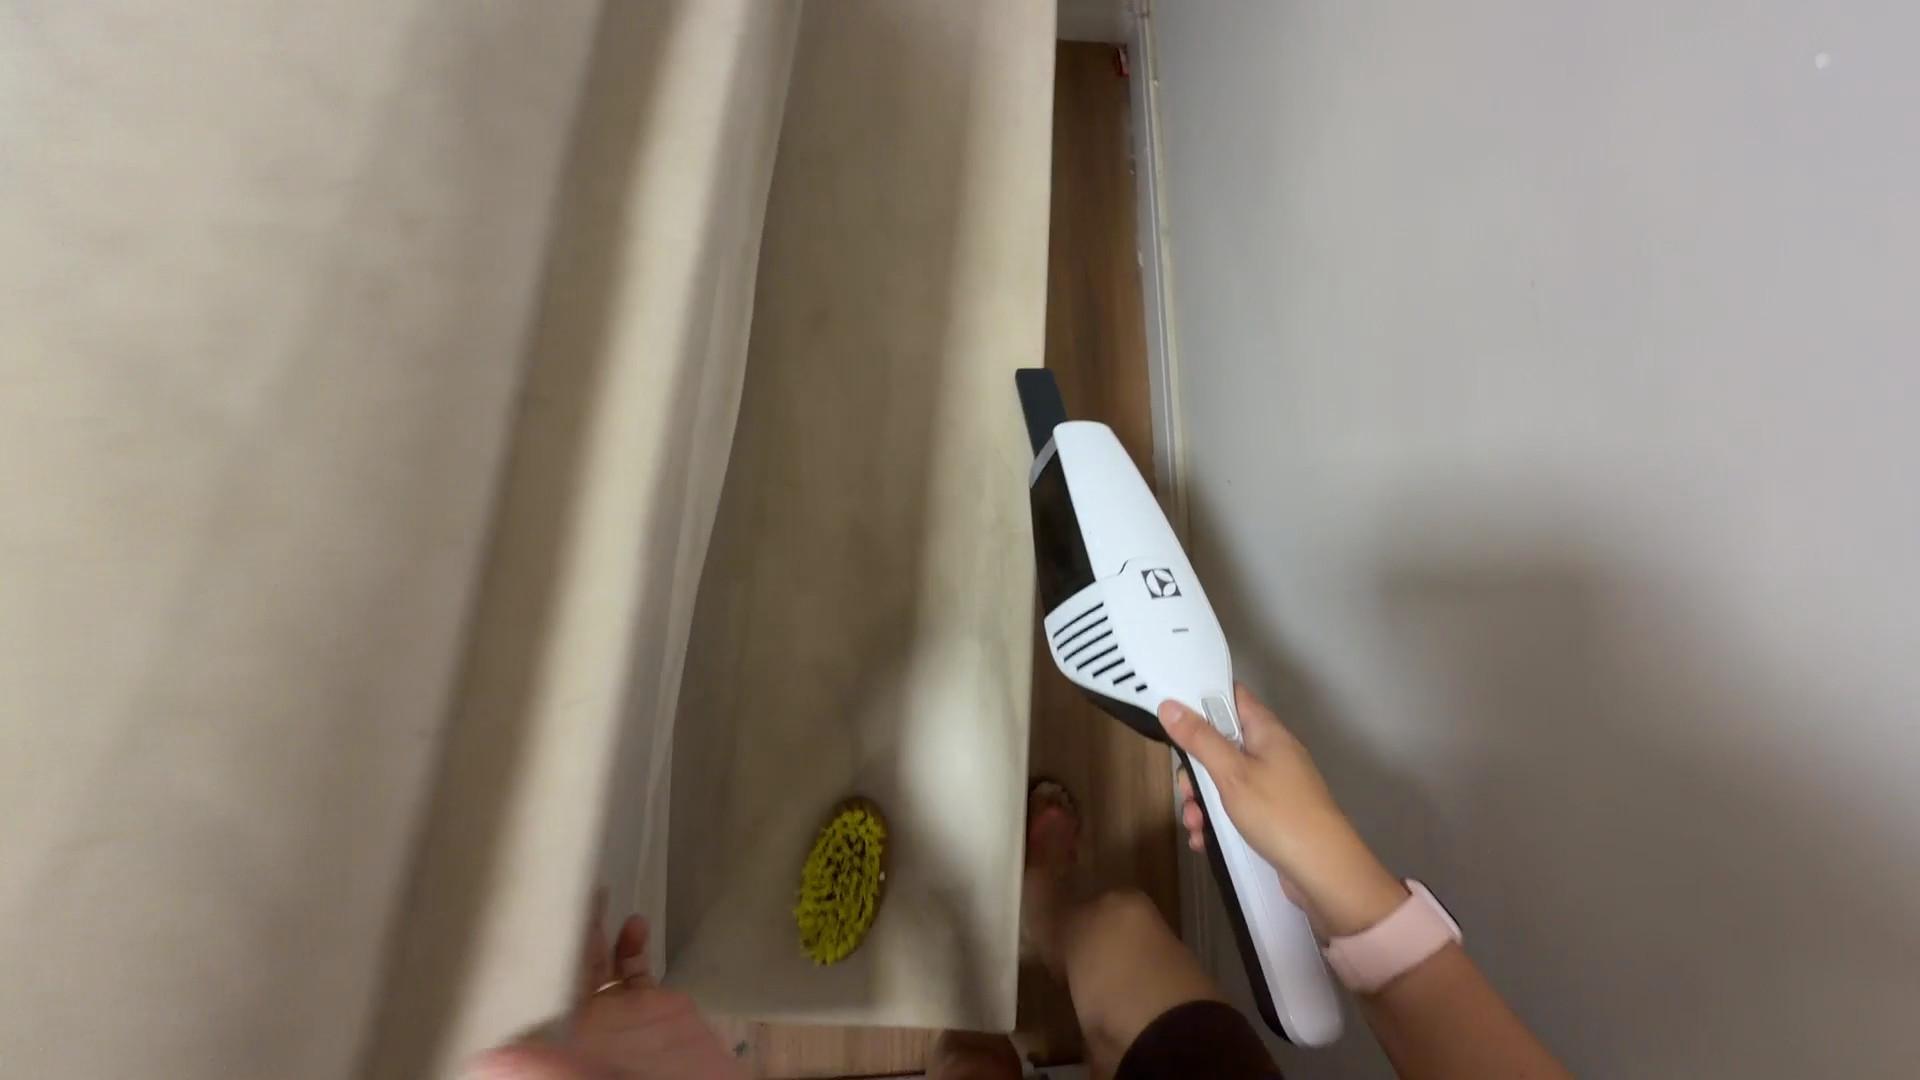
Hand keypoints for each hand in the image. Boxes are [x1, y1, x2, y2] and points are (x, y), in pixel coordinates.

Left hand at [470, 890, 741, 1079]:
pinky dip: (632, 940)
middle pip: (557, 974)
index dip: (520, 966)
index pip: (526, 1000)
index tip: (514, 926)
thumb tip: (486, 1058)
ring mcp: (618, 1017)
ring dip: (591, 931)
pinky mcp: (653, 1006)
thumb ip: (548, 1069)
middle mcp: (580, 1029)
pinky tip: (635, 925)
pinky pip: (635, 964)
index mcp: (556, 1048)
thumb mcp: (589, 1078)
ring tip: (594, 896)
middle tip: (555, 891)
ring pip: (593, 962)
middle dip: (556, 936)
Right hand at [1160, 684, 1407, 936]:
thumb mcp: (1232, 773)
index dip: (1202, 695)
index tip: (1172, 708)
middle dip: (1194, 766)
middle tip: (1185, 787)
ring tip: (1195, 823)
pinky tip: (1204, 838)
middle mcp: (1270, 752)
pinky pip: (1233, 805)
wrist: (1326, 876)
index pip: (1232, 695)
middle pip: (1220, 741)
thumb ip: (1199, 738)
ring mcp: (1272, 784)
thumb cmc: (1279, 814)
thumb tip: (1169, 705)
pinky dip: (1216, 820)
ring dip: (1201, 799)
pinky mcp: (1270, 814)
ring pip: (1222, 777)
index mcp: (1266, 731)